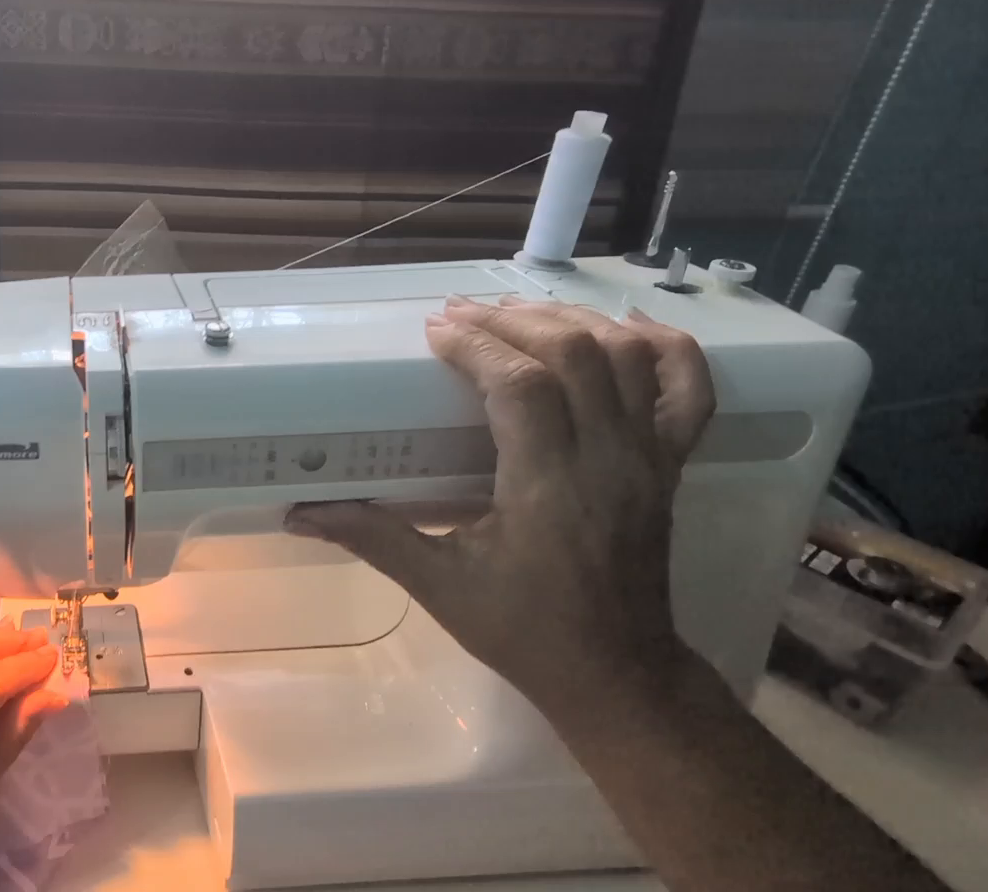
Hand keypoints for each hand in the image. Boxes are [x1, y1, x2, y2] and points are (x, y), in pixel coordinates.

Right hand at [287, 295, 714, 715]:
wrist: (617, 675)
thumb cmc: (523, 630)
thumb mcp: (438, 585)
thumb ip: (371, 536)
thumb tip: (298, 513)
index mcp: (549, 487)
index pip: (523, 385)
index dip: (476, 346)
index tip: (433, 331)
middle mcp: (609, 461)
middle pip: (576, 354)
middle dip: (514, 321)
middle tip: (462, 315)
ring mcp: (649, 460)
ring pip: (627, 358)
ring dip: (571, 321)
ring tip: (516, 313)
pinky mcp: (669, 465)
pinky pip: (689, 390)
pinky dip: (664, 346)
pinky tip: (624, 326)